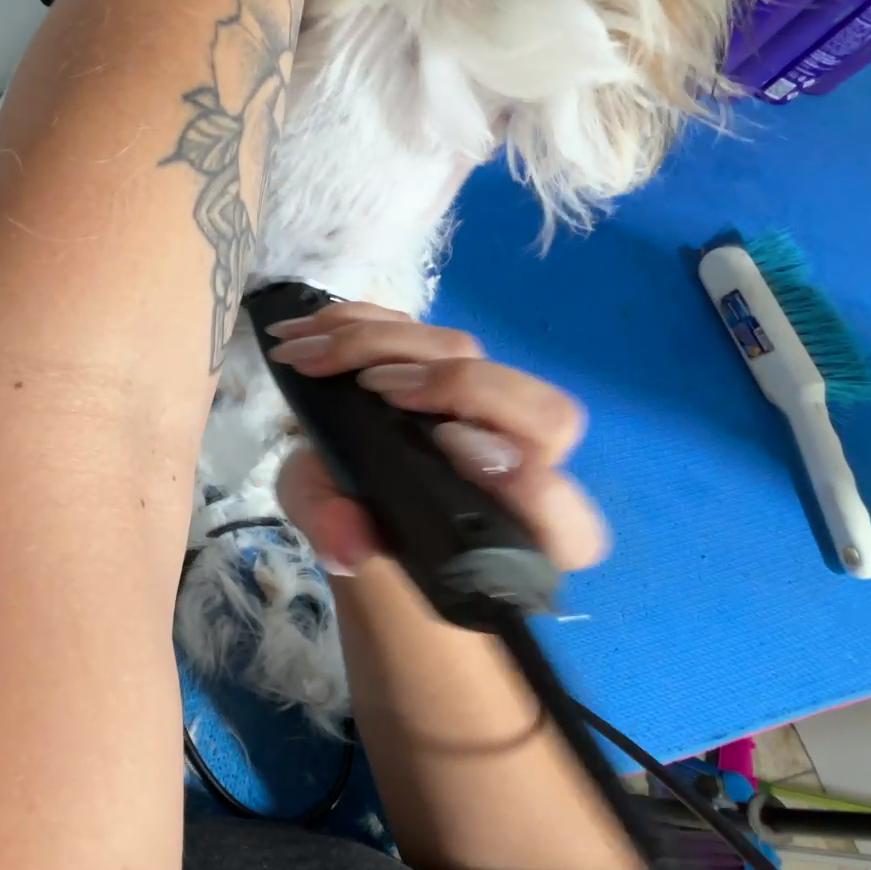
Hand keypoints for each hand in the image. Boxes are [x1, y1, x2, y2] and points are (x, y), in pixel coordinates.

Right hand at [267, 302, 607, 574]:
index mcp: (515, 532)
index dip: (529, 487)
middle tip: (373, 386)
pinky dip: (362, 323)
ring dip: (383, 343)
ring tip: (307, 354)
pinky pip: (419, 330)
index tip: (453, 451)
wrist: (353, 506)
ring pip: (467, 353)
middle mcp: (519, 465)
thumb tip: (347, 545)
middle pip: (540, 411)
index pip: (563, 520)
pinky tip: (310, 331)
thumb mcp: (339, 546)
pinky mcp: (444, 366)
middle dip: (459, 386)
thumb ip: (341, 541)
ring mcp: (483, 406)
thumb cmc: (363, 533)